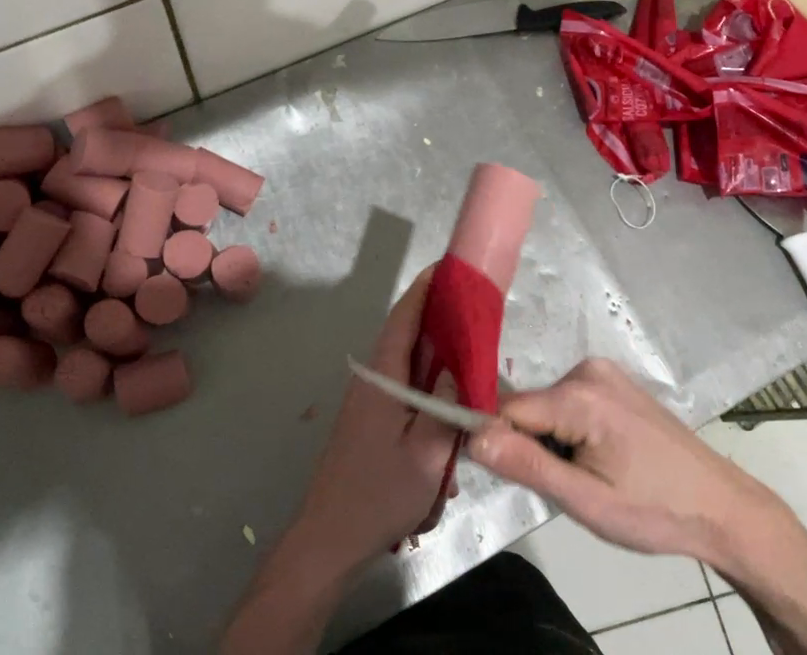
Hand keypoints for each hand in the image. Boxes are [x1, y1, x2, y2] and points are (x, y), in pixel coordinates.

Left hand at [287, 264, 460, 574]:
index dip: (425, 290)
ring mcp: (369, 405)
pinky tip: (451, 420)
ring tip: (472, 363)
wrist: (330, 538)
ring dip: (437, 367)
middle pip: (407, 339)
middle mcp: (372, 383)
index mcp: (382, 379)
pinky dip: (428, 398)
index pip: (403, 319)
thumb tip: (462, 371)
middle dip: (439, 323)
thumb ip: (447, 410)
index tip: (448, 269)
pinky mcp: (370, 425)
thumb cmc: (379, 495)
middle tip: (477, 315)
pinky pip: (405, 398)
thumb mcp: (426, 456)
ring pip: (408, 371)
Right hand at [467, 358, 787, 565]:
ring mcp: (604, 373)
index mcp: (580, 396)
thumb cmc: (655, 511)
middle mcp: (588, 371)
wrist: (723, 508)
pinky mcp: (614, 382)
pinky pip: (567, 402)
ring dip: (550, 440)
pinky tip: (599, 458)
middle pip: (526, 406)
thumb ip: (527, 465)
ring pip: (545, 406)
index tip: (511, 477)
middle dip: (529, 444)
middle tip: (564, 485)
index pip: (505, 409)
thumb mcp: (586, 500)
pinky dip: (568, 431)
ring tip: (587, 475)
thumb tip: (472, 436)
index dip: (497, 443)